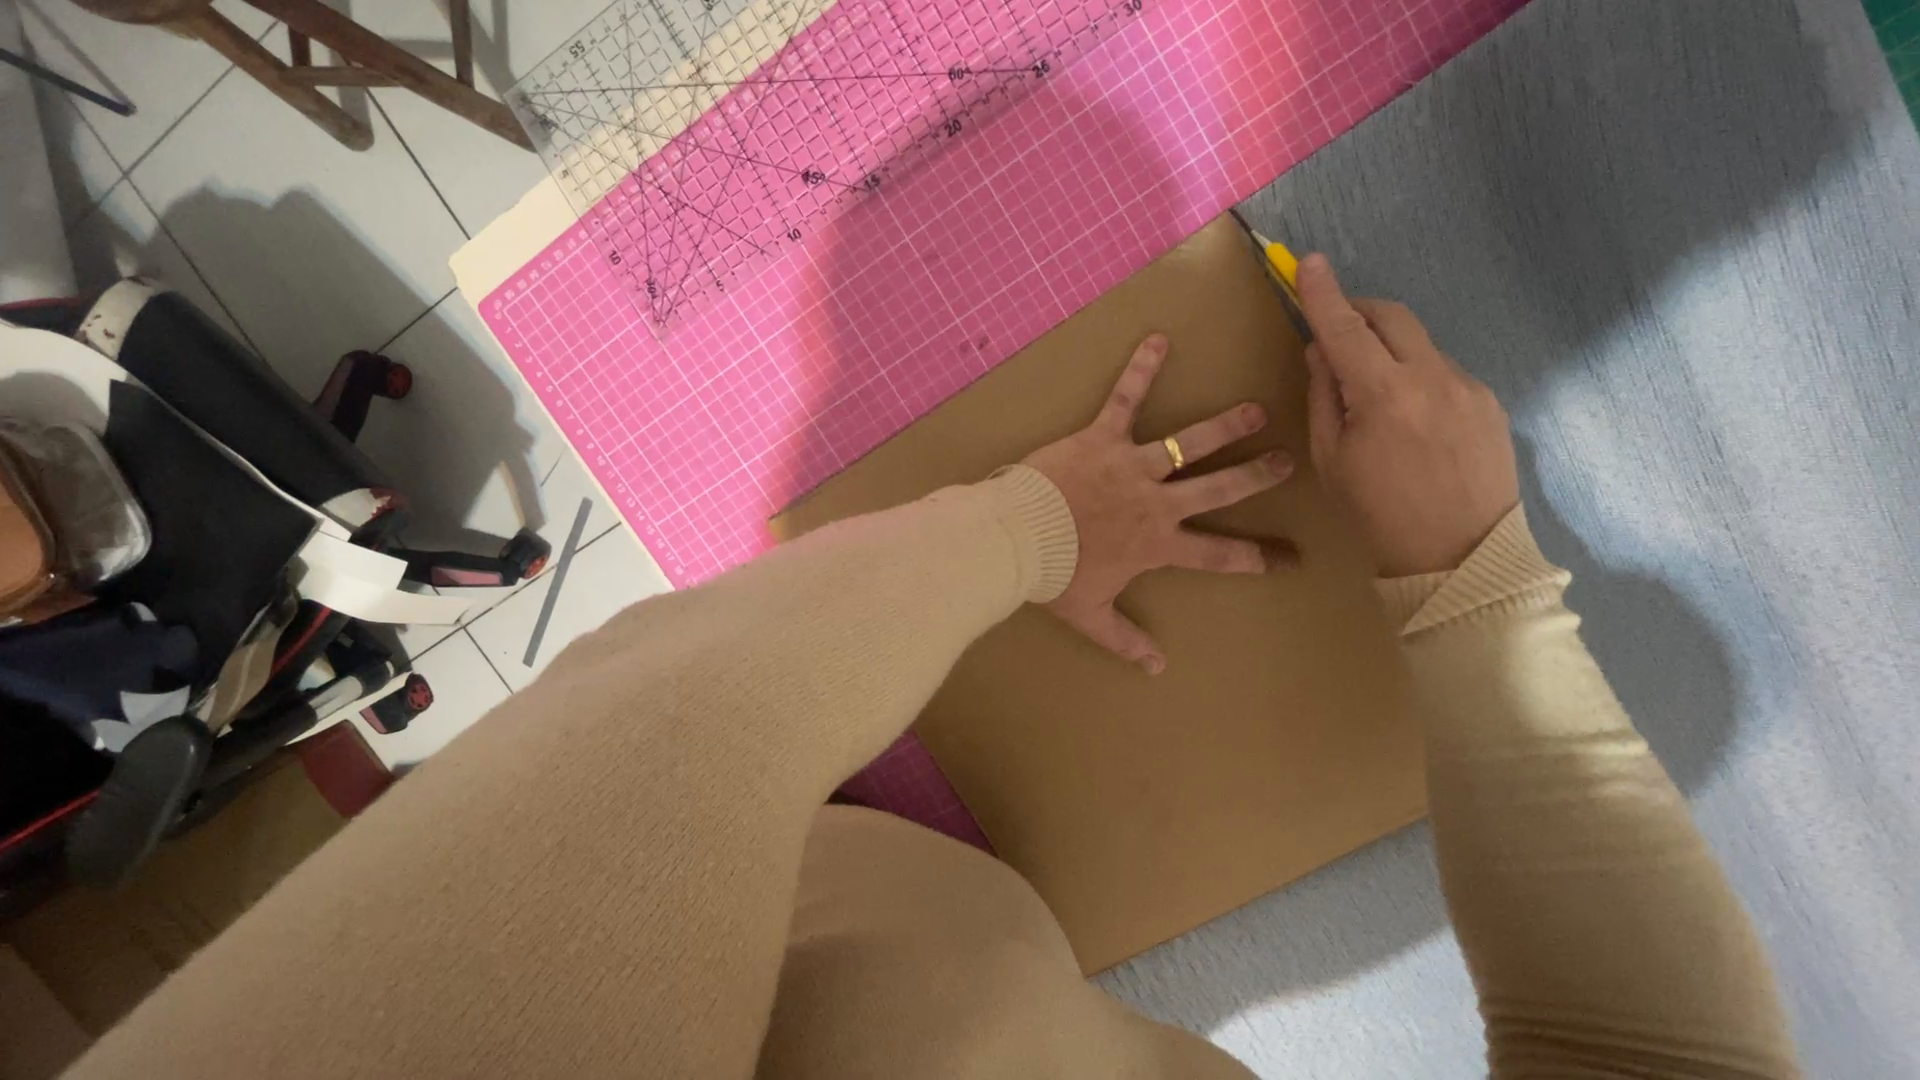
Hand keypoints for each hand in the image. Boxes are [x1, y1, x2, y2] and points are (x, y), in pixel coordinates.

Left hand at [1024, 334, 1293, 674]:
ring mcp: (1131, 466)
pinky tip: (1157, 338)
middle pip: (1217, 488)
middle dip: (1255, 476)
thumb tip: (1157, 669)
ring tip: (1254, 411)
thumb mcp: (1091, 616)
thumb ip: (1126, 641)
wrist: (1015, 540)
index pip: (1219, 555)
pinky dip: (1141, 369)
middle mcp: (1156, 502)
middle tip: (1286, 463)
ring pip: (1187, 442)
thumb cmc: (1053, 577)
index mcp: (1157, 544)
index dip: (1258, 558)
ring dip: (1223, 426)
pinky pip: (1125, 398)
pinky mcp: (1102, 438)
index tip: (1291, 559)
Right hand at [1294, 254, 1518, 576]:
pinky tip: (1411, 421)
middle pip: (1392, 316)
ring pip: (1419, 344)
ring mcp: (1468, 386)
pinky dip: (1416, 377)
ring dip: (1389, 350)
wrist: (1461, 557)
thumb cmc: (1379, 514)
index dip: (1322, 294)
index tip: (1308, 263)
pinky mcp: (1489, 402)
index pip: (1345, 328)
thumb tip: (1324, 352)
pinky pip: (1442, 372)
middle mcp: (1432, 377)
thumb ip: (1324, 396)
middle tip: (1337, 328)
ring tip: (1374, 396)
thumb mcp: (1331, 460)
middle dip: (1360, 310)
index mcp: (1384, 395)